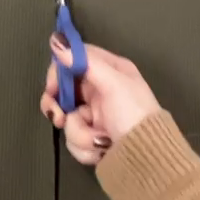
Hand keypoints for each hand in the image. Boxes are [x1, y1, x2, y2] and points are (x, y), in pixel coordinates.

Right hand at [40, 37, 161, 164]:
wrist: (147, 159)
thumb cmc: (133, 114)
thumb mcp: (113, 84)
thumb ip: (84, 62)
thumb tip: (57, 40)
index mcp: (110, 70)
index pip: (75, 59)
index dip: (59, 72)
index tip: (52, 87)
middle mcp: (100, 90)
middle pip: (64, 90)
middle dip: (61, 107)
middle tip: (61, 118)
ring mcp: (95, 115)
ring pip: (68, 119)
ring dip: (80, 133)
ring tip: (99, 139)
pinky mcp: (91, 137)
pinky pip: (74, 139)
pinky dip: (85, 147)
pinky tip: (100, 149)